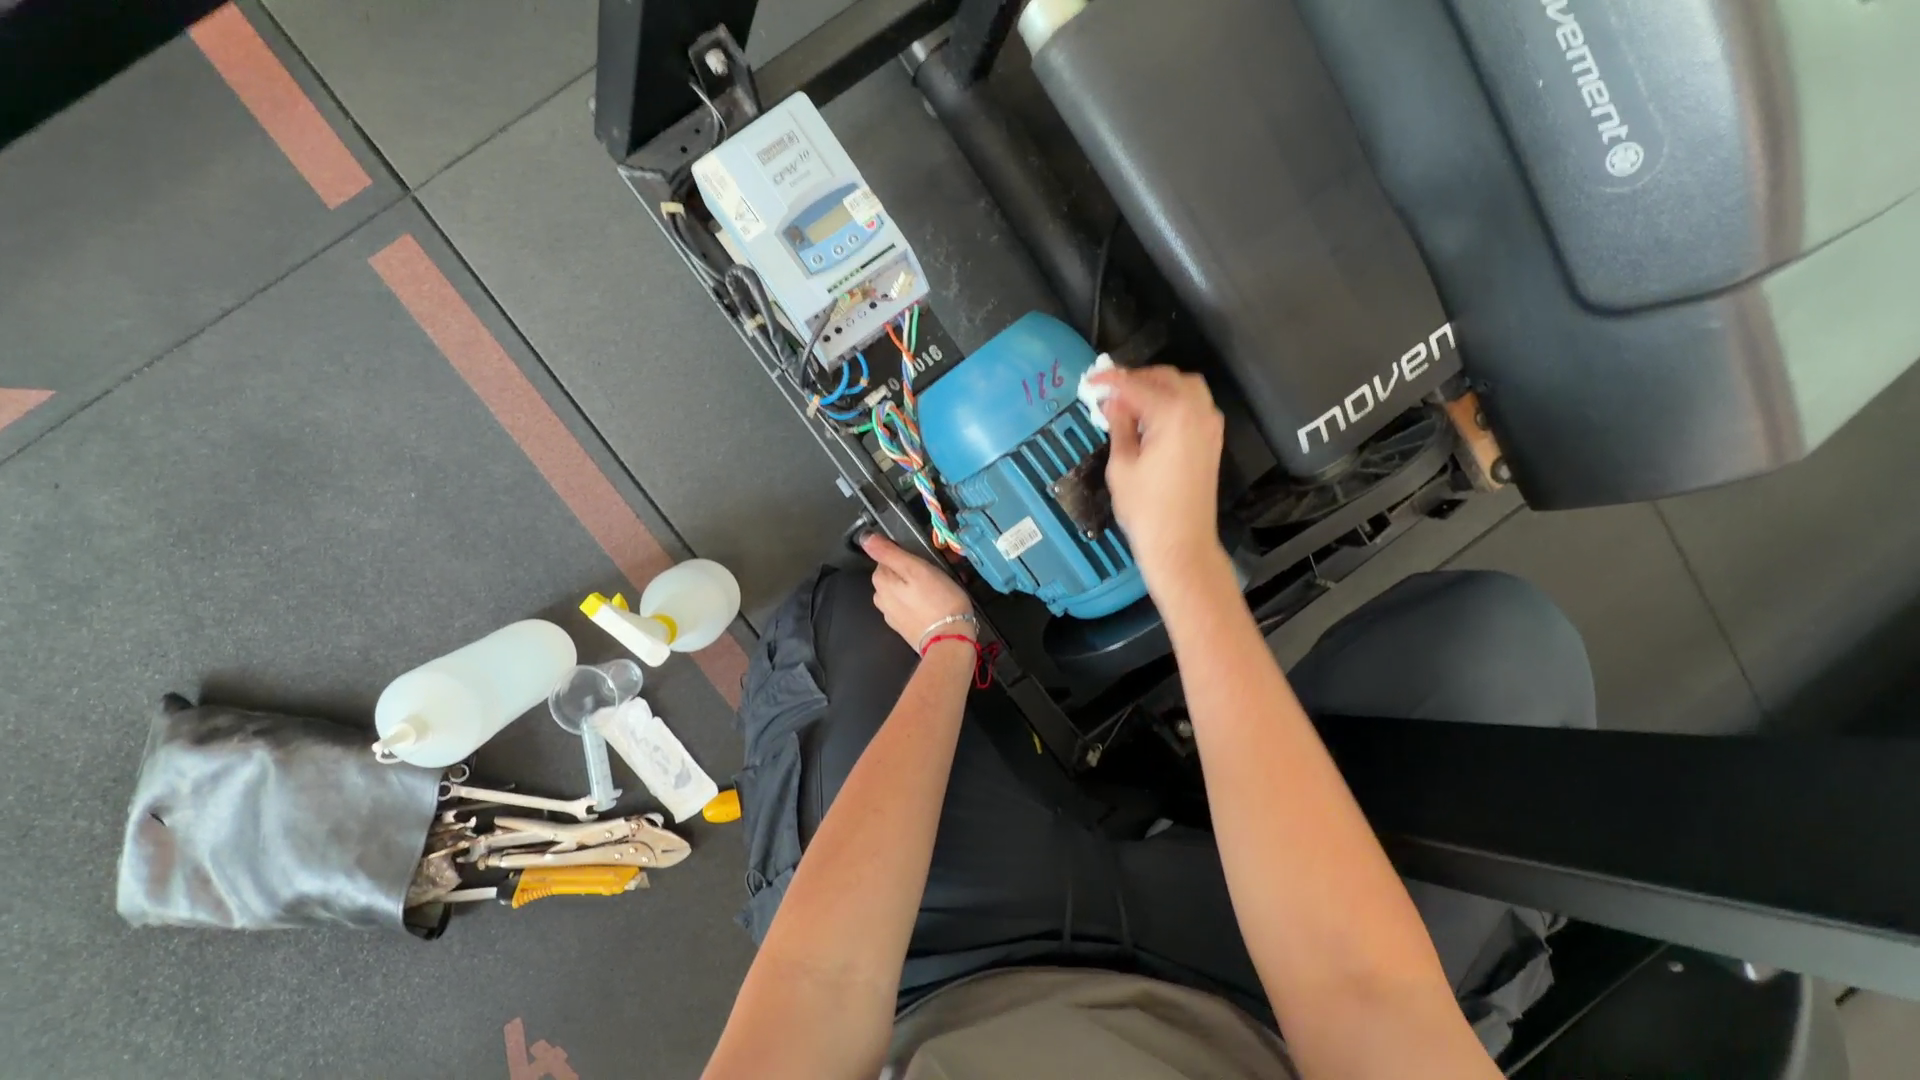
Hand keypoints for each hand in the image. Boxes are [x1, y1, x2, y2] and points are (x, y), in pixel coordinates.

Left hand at [861, 534, 973, 648]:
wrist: (950, 640)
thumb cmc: (937, 600)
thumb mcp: (915, 568)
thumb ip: (889, 552)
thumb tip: (865, 538)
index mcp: (880, 581)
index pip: (887, 557)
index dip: (906, 556)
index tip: (924, 561)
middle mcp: (880, 598)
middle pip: (893, 575)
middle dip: (910, 572)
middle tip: (934, 576)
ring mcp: (891, 615)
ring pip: (901, 591)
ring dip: (914, 588)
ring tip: (936, 591)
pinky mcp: (904, 627)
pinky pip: (908, 607)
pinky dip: (917, 603)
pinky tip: (932, 606)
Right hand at [1091, 365, 1226, 578]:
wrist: (1181, 544)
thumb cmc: (1145, 509)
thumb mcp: (1122, 464)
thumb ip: (1119, 424)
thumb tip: (1113, 402)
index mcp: (1173, 414)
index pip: (1136, 385)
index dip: (1110, 381)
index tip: (1090, 382)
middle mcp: (1197, 411)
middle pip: (1166, 378)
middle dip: (1136, 379)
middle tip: (1109, 393)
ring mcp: (1209, 425)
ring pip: (1184, 387)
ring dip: (1157, 387)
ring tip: (1130, 403)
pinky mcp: (1212, 440)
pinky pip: (1194, 406)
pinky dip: (1173, 402)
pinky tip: (1151, 418)